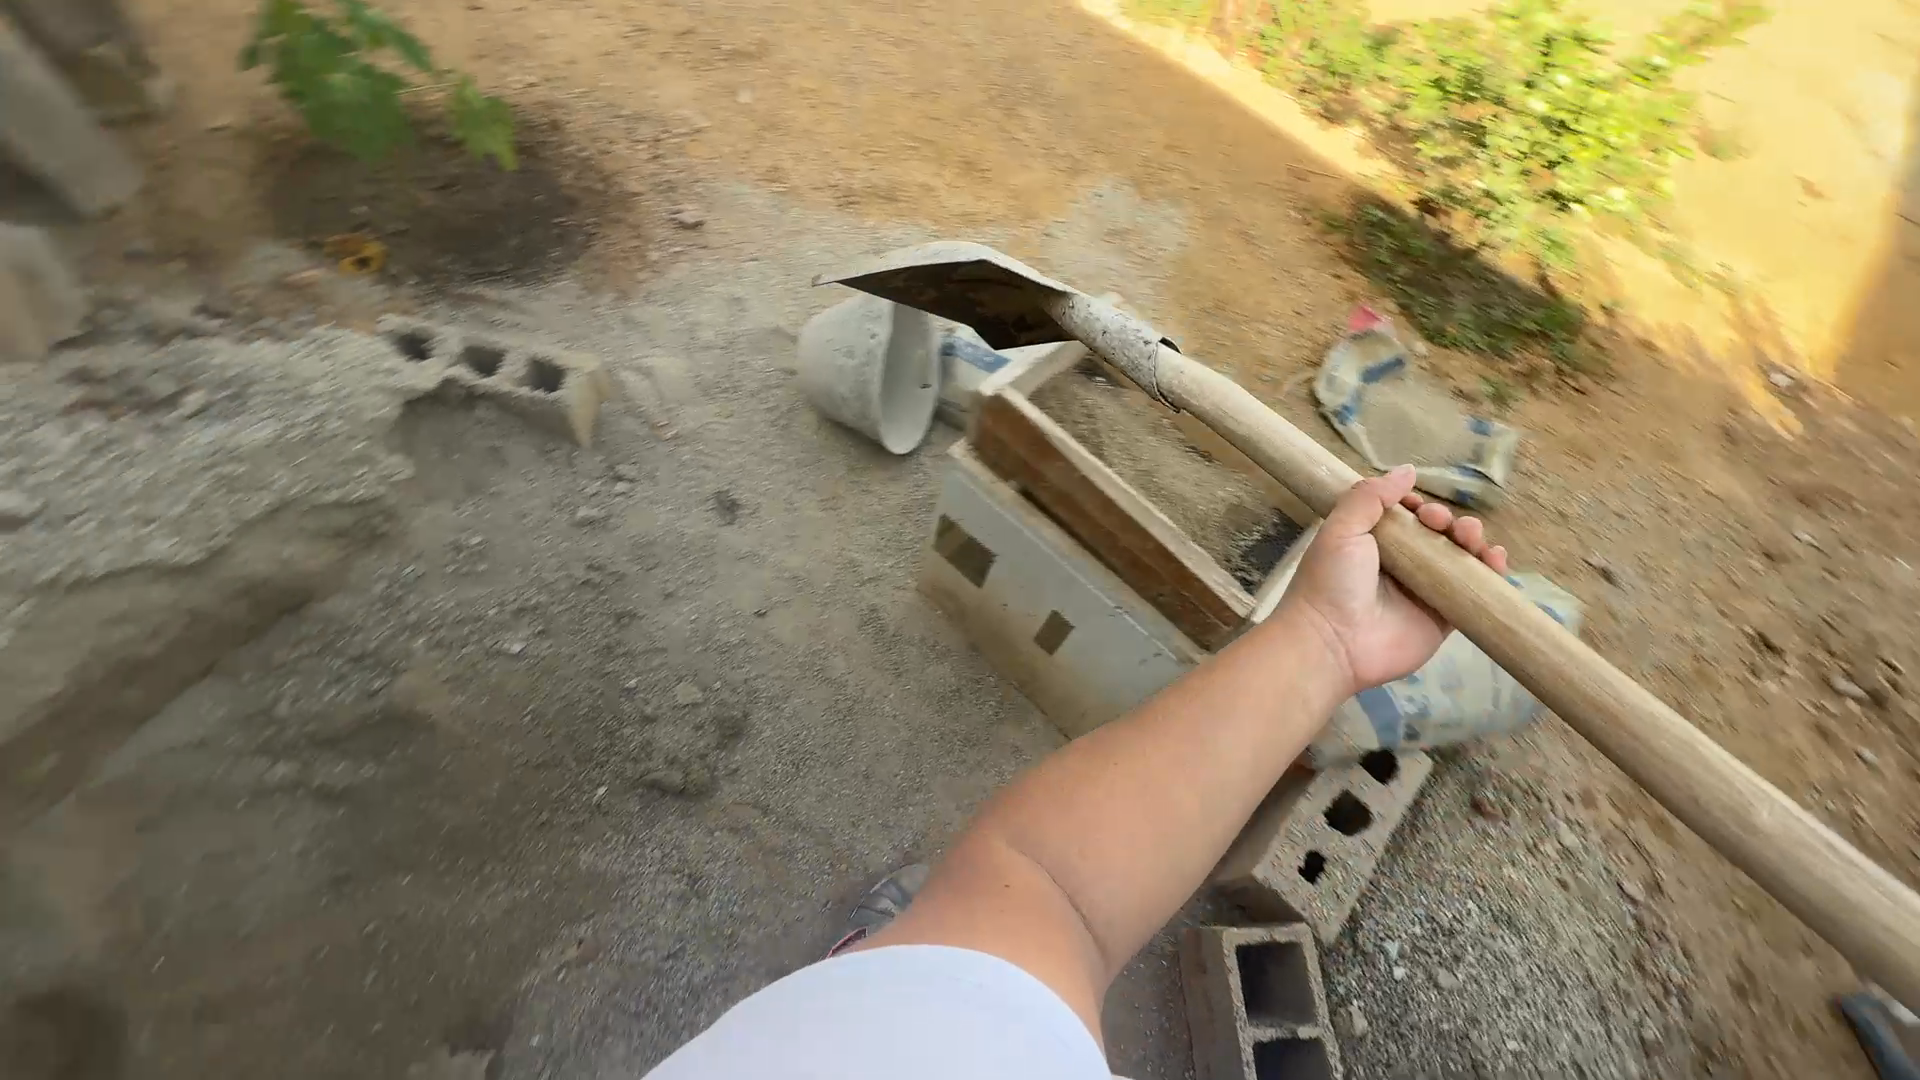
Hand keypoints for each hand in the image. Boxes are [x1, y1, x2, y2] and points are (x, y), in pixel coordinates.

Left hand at [1280, 465, 1507, 698]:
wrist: (1333, 641)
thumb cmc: (1332, 581)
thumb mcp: (1341, 528)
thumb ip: (1370, 497)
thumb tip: (1407, 470)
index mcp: (1370, 543)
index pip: (1406, 517)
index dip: (1419, 507)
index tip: (1418, 507)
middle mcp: (1398, 565)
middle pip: (1437, 535)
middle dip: (1447, 521)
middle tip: (1439, 524)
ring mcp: (1422, 591)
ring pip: (1460, 559)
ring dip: (1472, 541)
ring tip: (1469, 537)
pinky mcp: (1443, 618)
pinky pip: (1475, 592)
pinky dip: (1490, 573)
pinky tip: (1494, 560)